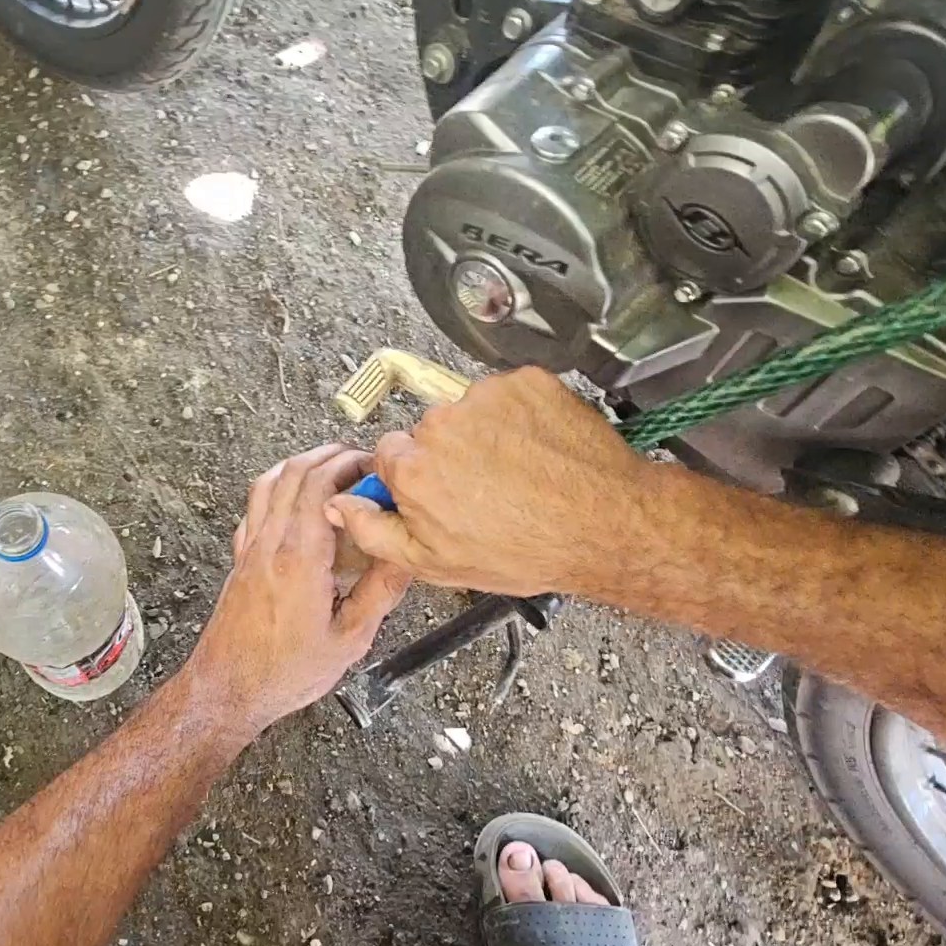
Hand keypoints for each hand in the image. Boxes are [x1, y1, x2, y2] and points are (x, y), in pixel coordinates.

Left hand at [185, 444, 412, 737]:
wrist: (227, 688)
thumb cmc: (284, 672)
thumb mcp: (349, 639)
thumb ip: (379, 591)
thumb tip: (406, 555)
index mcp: (301, 557)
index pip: (321, 484)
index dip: (351, 463)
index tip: (378, 468)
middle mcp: (271, 542)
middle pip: (295, 472)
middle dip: (332, 456)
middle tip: (363, 462)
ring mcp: (251, 548)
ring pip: (269, 482)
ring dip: (302, 464)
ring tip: (332, 467)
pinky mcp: (241, 559)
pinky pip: (254, 506)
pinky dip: (276, 487)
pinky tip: (293, 500)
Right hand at [324, 367, 671, 597]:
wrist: (606, 523)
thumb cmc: (526, 548)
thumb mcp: (435, 563)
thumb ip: (374, 530)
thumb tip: (339, 506)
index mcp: (412, 467)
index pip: (390, 455)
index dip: (416, 478)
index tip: (441, 492)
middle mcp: (441, 425)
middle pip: (428, 432)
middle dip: (448, 455)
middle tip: (485, 488)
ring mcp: (485, 398)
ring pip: (467, 411)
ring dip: (483, 434)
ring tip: (517, 471)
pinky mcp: (524, 382)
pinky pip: (506, 394)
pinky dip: (517, 416)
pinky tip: (536, 450)